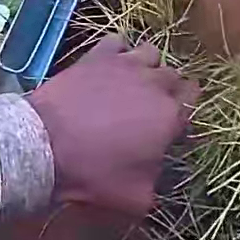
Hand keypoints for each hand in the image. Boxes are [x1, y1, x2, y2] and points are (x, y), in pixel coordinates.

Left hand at [28, 35, 197, 216]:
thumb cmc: (94, 173)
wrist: (46, 145)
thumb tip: (158, 172)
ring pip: (151, 53)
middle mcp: (154, 83)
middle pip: (174, 76)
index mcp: (170, 116)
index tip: (174, 122)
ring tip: (135, 82)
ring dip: (148, 66)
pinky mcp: (99, 54)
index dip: (185, 110)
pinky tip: (111, 65)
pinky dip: (119, 51)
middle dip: (169, 89)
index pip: (193, 100)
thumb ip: (158, 182)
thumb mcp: (136, 198)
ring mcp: (126, 63)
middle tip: (153, 106)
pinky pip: (118, 42)